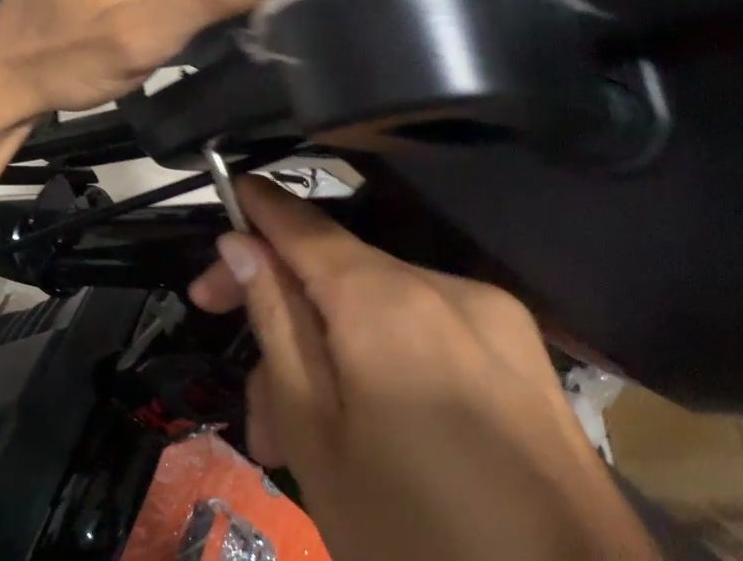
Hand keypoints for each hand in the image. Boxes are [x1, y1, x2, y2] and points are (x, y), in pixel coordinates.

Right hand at [188, 177, 658, 560]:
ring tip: (286, 436)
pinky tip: (355, 432)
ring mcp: (500, 330)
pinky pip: (425, 340)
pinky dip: (375, 366)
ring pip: (376, 313)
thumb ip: (275, 322)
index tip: (215, 213)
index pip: (302, 223)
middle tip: (225, 346)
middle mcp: (451, 293)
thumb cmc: (413, 533)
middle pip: (337, 272)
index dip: (251, 213)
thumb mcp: (311, 429)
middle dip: (278, 309)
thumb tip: (242, 246)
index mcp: (390, 300)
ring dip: (323, 354)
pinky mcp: (527, 370)